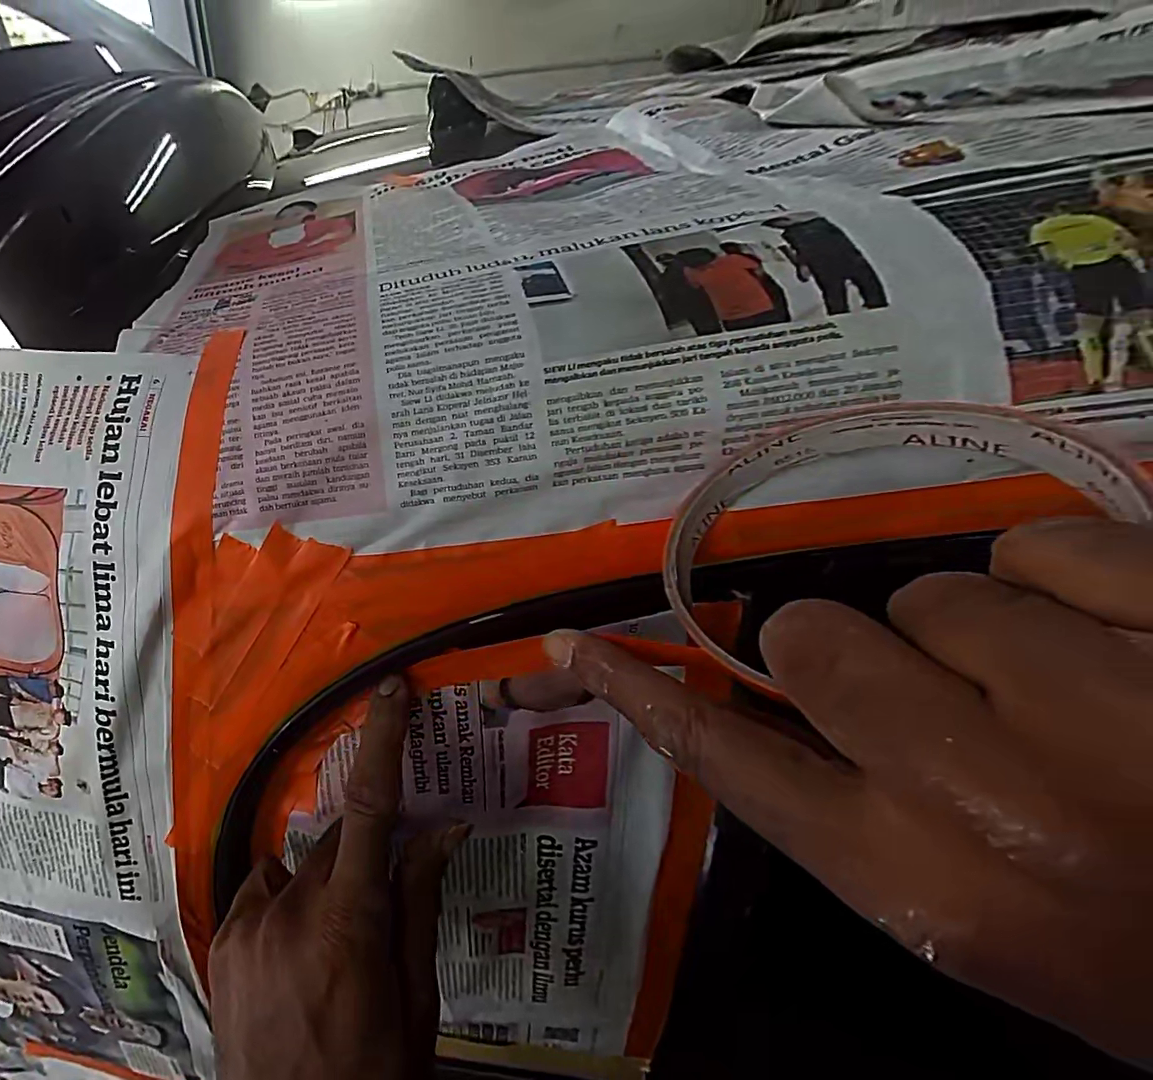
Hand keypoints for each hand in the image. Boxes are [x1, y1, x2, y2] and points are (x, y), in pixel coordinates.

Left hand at [210, 675, 468, 1079]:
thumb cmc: (372, 1073)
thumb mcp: (415, 999)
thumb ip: (421, 903)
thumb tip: (445, 828)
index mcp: (350, 923)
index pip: (370, 809)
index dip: (382, 742)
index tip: (391, 694)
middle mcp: (289, 907)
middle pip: (331, 847)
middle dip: (356, 866)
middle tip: (370, 922)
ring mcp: (247, 922)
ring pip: (294, 871)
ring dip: (315, 892)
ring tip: (325, 958)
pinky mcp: (223, 938)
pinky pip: (260, 892)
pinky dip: (279, 906)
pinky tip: (290, 960)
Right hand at [543, 517, 1152, 1059]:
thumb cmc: (1136, 941)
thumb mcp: (962, 903)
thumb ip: (837, 807)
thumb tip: (743, 696)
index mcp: (925, 882)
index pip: (722, 755)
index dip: (638, 691)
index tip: (575, 645)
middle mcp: (1000, 809)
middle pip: (811, 640)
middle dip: (855, 652)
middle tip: (937, 691)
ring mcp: (1119, 721)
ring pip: (933, 596)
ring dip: (982, 627)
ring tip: (1075, 685)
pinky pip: (1054, 547)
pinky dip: (1075, 571)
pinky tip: (1128, 633)